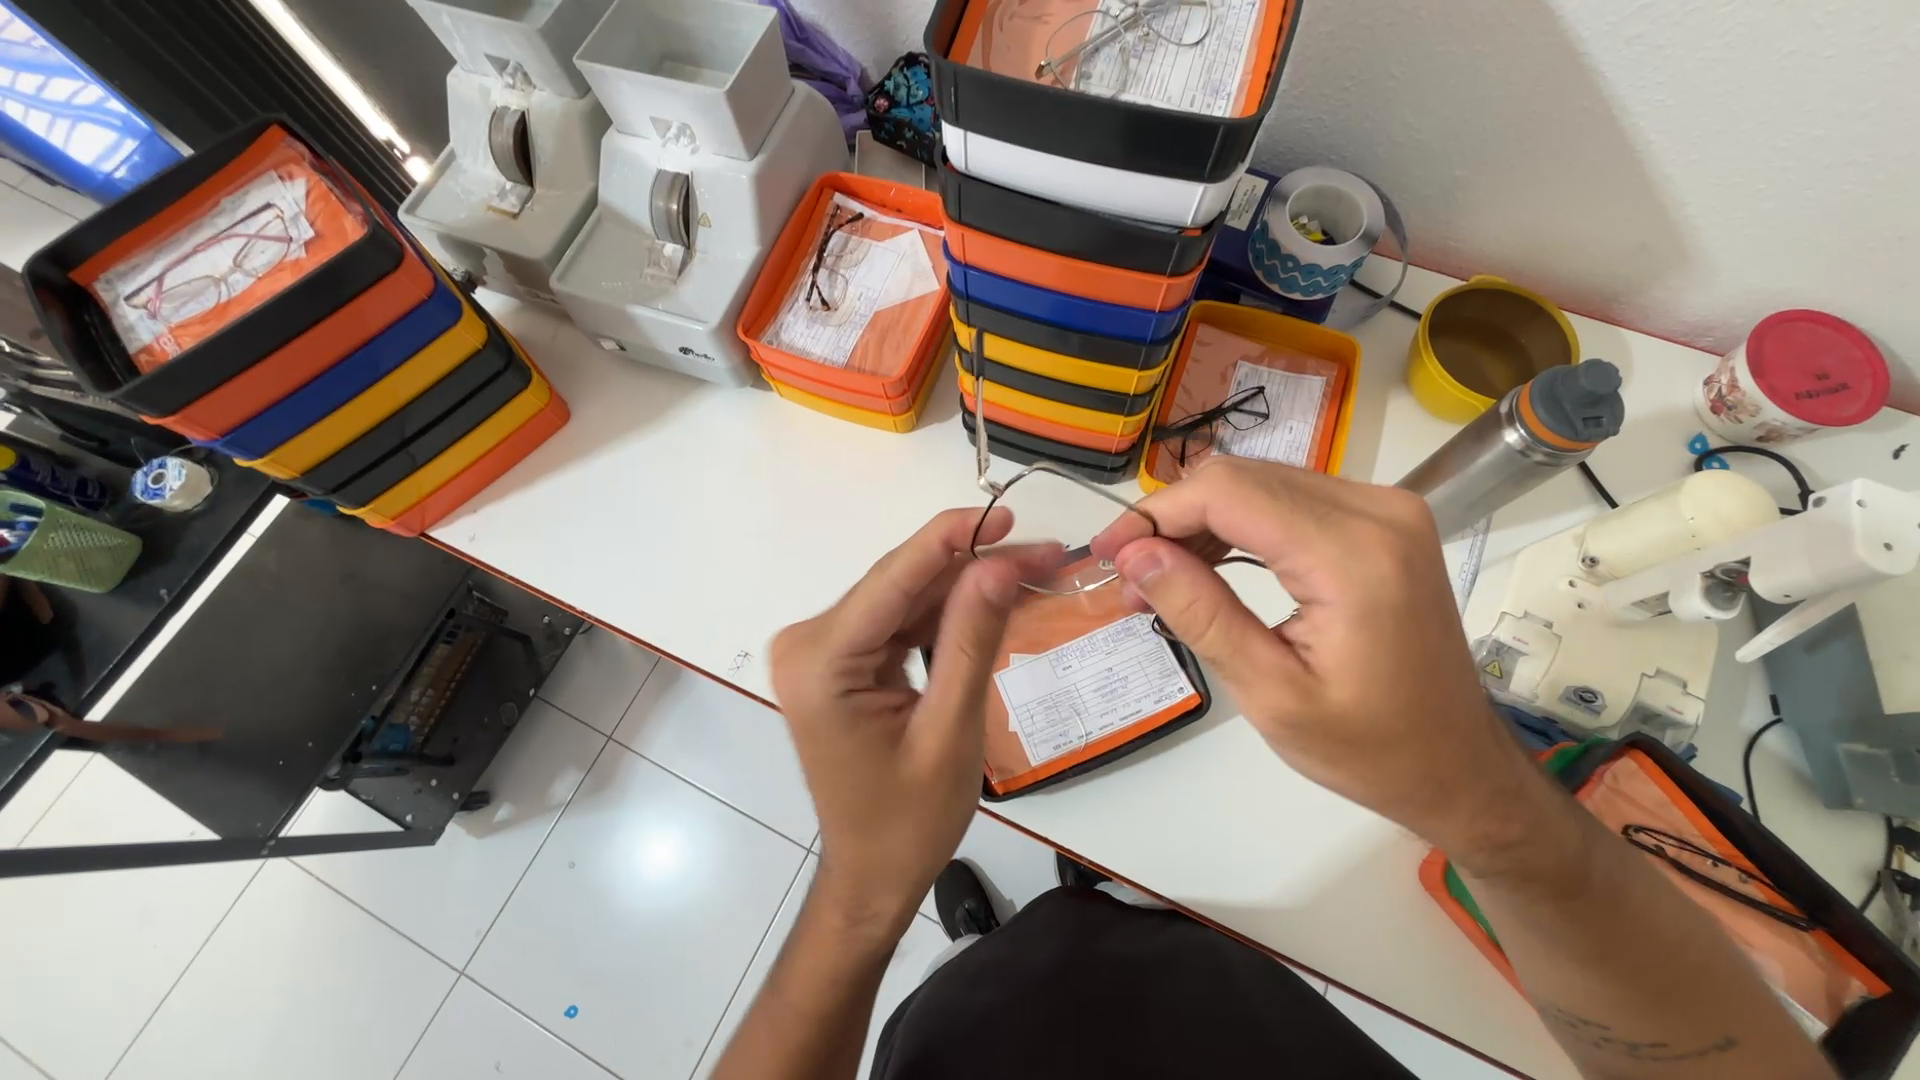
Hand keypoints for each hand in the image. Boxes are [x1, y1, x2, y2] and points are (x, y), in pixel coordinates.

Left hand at [772, 508, 1061, 934]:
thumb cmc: (909, 822)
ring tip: (1034, 574)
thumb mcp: (951, 731)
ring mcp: (822, 652)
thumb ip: (972, 642)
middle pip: (901, 585)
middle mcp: (809, 644)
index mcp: (821, 663)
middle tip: (1045, 555)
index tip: (1008, 513)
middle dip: (974, 566)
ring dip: (966, 588)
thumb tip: (999, 565)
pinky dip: (946, 616)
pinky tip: (994, 604)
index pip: (892, 579)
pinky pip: (899, 624)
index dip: (952, 537)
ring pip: (905, 599)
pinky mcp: (840, 661)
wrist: (872, 875)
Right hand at [1090, 458, 1534, 852]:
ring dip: (1200, 521)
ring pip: (1260, 482)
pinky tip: (1208, 564)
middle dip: (1172, 519)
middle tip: (1131, 578)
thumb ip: (1201, 613)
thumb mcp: (1270, 693)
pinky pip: (1289, 499)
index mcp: (1353, 554)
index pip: (1228, 493)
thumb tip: (1134, 555)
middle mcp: (1377, 509)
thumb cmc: (1367, 748)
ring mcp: (1386, 508)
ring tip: (1160, 579)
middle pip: (1241, 478)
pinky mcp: (1383, 520)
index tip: (1107, 554)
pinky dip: (1238, 525)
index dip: (1155, 514)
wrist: (1458, 765)